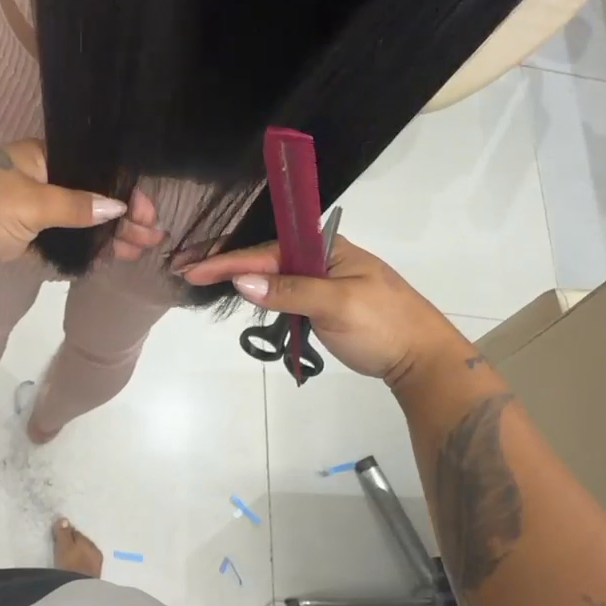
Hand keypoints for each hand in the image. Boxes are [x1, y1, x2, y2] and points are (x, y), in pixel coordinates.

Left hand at [0, 140, 161, 276]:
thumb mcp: (33, 202)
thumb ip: (76, 206)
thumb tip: (117, 208)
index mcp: (40, 157)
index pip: (94, 171)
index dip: (123, 192)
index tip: (146, 215)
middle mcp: (36, 179)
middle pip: (88, 199)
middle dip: (120, 220)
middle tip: (149, 240)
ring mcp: (25, 210)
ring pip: (74, 224)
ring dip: (102, 238)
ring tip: (134, 253)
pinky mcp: (15, 237)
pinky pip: (55, 243)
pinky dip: (77, 251)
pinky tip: (103, 260)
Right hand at [179, 233, 470, 384]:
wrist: (422, 357)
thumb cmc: (384, 326)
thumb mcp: (336, 305)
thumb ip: (290, 291)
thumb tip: (241, 282)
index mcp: (327, 248)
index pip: (267, 253)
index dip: (228, 261)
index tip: (192, 270)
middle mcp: (322, 258)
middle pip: (265, 257)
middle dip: (224, 262)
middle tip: (184, 268)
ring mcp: (323, 280)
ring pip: (271, 274)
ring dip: (236, 276)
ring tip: (201, 278)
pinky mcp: (323, 302)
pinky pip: (282, 290)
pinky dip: (257, 291)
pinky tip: (238, 293)